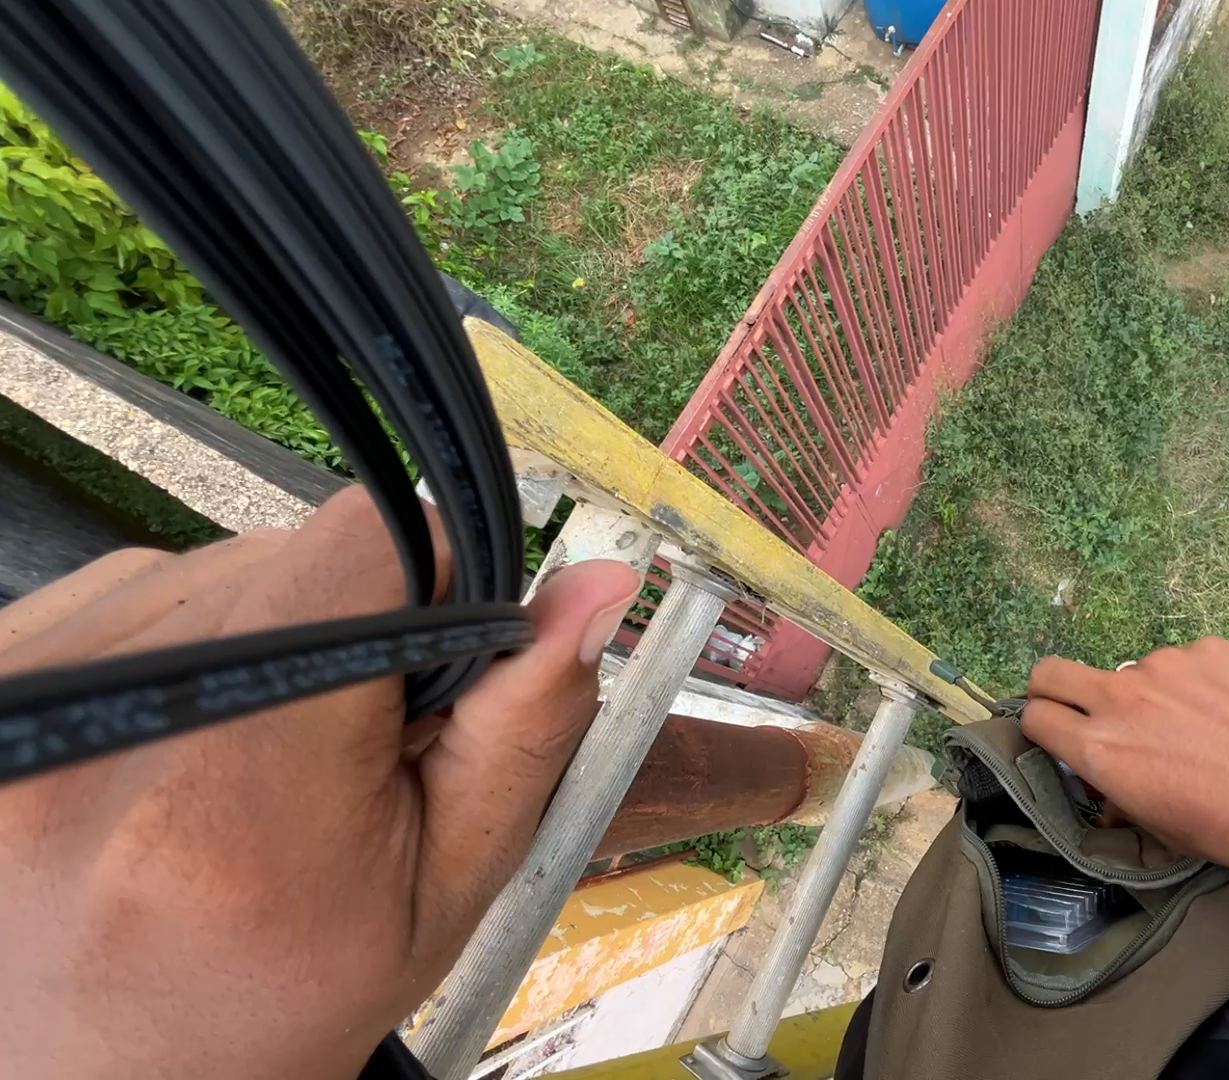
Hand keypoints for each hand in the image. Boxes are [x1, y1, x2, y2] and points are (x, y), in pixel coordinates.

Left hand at [0, 488, 640, 1079]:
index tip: (452, 659)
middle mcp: (92, 729)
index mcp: (238, 793)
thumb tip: (602, 582)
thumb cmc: (308, 978)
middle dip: (376, 617)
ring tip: (290, 737)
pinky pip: (152, 582)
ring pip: (238, 562)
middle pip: (310, 557)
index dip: (444, 575)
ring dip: (297, 626)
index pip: (372, 550)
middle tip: (373, 730)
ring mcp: (11, 693)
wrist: (112, 1067)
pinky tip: (217, 723)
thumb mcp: (465, 864)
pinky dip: (217, 633)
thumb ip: (533, 715)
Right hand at [1022, 638, 1228, 924]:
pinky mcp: (1204, 648)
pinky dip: (1190, 683)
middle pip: (1049, 671)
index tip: (1056, 736)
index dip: (1039, 727)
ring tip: (1191, 726)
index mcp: (1101, 748)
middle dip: (1052, 690)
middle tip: (1082, 712)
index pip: (1034, 716)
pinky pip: (1180, 661)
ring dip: (1141, 694)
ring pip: (1128, 672)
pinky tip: (1224, 710)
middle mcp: (1120, 697)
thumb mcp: (1160, 830)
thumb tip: (1104, 787)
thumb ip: (1116, 798)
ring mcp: (1163, 664)